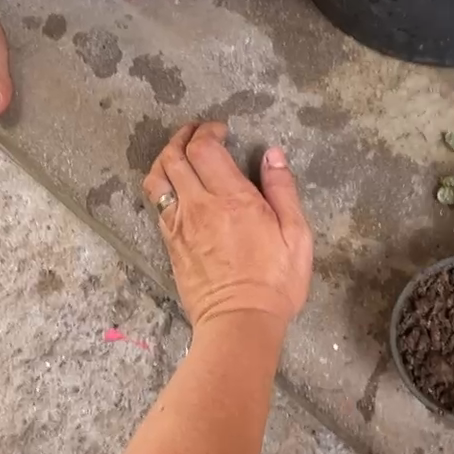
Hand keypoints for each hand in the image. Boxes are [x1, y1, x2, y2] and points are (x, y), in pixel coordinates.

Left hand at [141, 122, 312, 329]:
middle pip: (174, 157)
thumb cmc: (275, 281)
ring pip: (157, 179)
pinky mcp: (170, 245)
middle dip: (182, 137)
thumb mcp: (296, 234)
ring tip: (178, 154)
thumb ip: (282, 189)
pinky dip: (162, 186)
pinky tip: (175, 188)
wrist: (239, 322)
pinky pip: (157, 205)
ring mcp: (179, 225)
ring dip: (165, 158)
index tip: (220, 131)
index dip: (207, 131)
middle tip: (195, 133)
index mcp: (232, 198)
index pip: (204, 148)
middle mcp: (199, 205)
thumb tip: (272, 154)